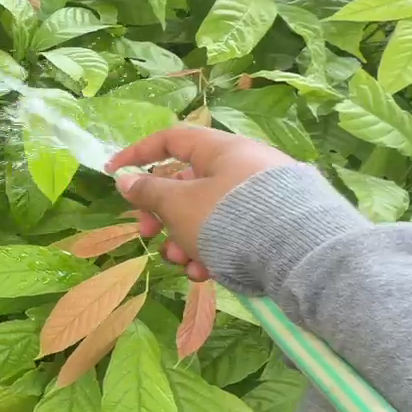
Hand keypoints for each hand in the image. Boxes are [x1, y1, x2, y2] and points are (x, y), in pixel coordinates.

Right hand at [104, 125, 294, 281]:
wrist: (300, 253)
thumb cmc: (228, 217)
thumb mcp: (176, 204)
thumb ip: (147, 191)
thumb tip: (126, 179)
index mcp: (222, 151)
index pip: (171, 139)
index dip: (136, 153)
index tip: (112, 172)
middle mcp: (243, 168)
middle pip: (184, 184)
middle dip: (159, 214)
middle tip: (147, 234)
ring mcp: (260, 196)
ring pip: (202, 213)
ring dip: (181, 239)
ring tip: (182, 262)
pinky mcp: (272, 224)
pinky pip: (228, 231)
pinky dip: (209, 250)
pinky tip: (205, 271)